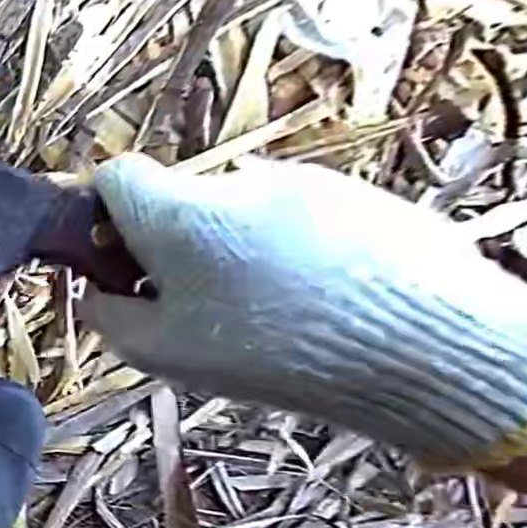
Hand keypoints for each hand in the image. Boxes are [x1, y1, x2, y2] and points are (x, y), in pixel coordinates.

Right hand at [81, 154, 526, 465]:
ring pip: (231, 209)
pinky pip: (288, 215)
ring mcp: (306, 184)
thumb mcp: (150, 348)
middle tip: (180, 297)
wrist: (429, 352)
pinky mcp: (361, 195)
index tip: (112, 255)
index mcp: (176, 214)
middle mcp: (237, 183)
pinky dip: (276, 247)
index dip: (100, 212)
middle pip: (174, 199)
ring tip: (250, 302)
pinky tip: (302, 294)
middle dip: (163, 241)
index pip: (114, 175)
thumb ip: (103, 309)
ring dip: (221, 246)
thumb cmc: (264, 351)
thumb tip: (97, 288)